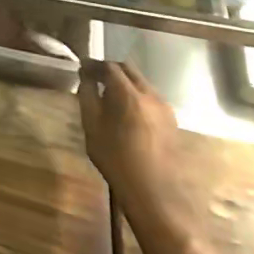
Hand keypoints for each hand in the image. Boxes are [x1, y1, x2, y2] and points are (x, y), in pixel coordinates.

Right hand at [79, 61, 179, 196]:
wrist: (153, 189)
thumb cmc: (116, 158)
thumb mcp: (92, 127)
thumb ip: (88, 98)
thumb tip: (86, 79)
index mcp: (128, 94)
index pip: (110, 67)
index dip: (94, 64)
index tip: (82, 67)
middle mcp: (150, 94)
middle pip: (129, 69)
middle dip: (110, 69)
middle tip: (94, 77)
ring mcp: (164, 106)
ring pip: (141, 82)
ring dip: (124, 82)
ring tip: (109, 95)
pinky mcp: (171, 118)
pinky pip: (150, 96)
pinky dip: (135, 94)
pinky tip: (126, 111)